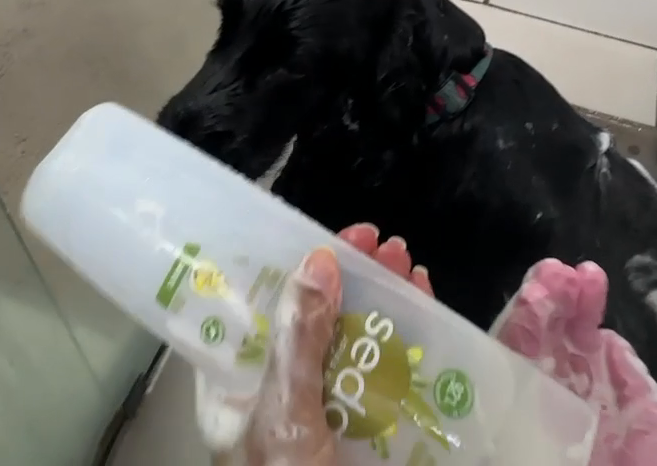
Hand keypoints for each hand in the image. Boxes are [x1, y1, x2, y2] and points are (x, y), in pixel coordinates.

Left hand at [229, 226, 428, 464]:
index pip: (252, 305)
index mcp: (236, 384)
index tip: (321, 237)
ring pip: (347, 331)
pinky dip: (399, 328)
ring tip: (404, 261)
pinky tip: (420, 299)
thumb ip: (298, 340)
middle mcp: (275, 387)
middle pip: (307, 311)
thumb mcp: (286, 417)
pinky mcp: (360, 420)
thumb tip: (317, 259)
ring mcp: (320, 403)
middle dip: (344, 273)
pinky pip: (378, 363)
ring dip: (377, 292)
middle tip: (377, 242)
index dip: (285, 264)